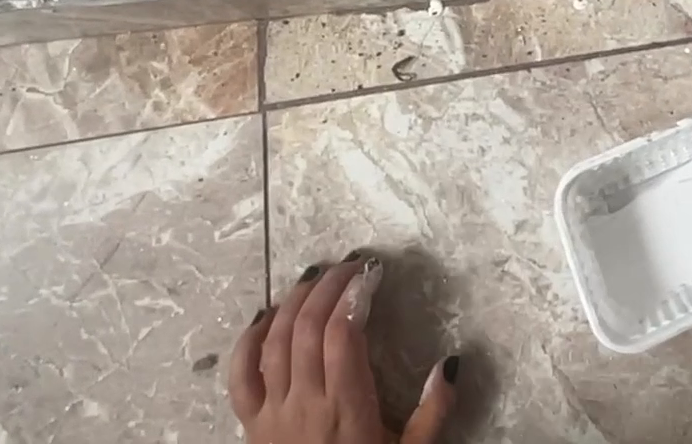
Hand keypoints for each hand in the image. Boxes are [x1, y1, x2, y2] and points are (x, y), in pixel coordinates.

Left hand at [229, 253, 457, 443]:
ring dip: (295, 301)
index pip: (343, 335)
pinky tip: (267, 316)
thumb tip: (450, 363)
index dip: (355, 295)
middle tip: (351, 264)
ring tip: (317, 275)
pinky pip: (240, 376)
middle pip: (308, 328)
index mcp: (346, 409)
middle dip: (329, 286)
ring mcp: (272, 415)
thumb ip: (433, 413)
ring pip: (274, 342)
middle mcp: (304, 405)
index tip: (373, 272)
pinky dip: (249, 340)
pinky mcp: (251, 426)